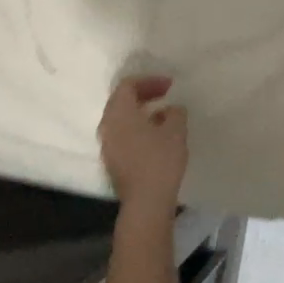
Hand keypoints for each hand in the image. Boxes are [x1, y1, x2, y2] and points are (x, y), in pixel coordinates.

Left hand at [98, 76, 188, 219]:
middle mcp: (107, 125)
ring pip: (121, 119)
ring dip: (140, 112)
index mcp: (119, 113)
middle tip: (165, 95)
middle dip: (144, 94)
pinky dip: (137, 127)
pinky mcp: (112, 160)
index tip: (170, 85)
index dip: (149, 81)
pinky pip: (122, 134)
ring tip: (163, 116)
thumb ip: (175, 113)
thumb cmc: (160, 160)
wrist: (145, 201)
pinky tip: (156, 136)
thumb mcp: (176, 131)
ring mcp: (107, 144)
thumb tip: (172, 109)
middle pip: (121, 100)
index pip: (128, 86)